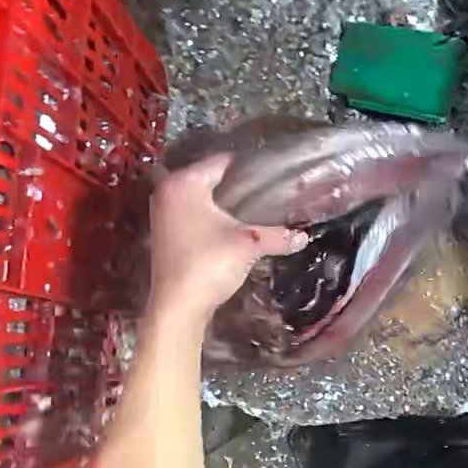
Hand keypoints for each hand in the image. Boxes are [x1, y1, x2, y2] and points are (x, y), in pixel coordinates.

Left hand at [147, 154, 306, 324]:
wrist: (179, 305)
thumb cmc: (209, 264)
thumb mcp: (248, 245)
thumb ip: (277, 236)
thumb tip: (304, 236)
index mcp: (184, 183)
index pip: (220, 162)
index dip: (247, 167)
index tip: (271, 171)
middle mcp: (168, 191)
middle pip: (209, 178)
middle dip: (236, 184)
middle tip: (267, 188)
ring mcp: (163, 213)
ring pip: (200, 197)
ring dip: (223, 201)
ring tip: (254, 205)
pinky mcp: (165, 233)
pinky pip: (193, 213)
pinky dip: (211, 215)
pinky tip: (232, 224)